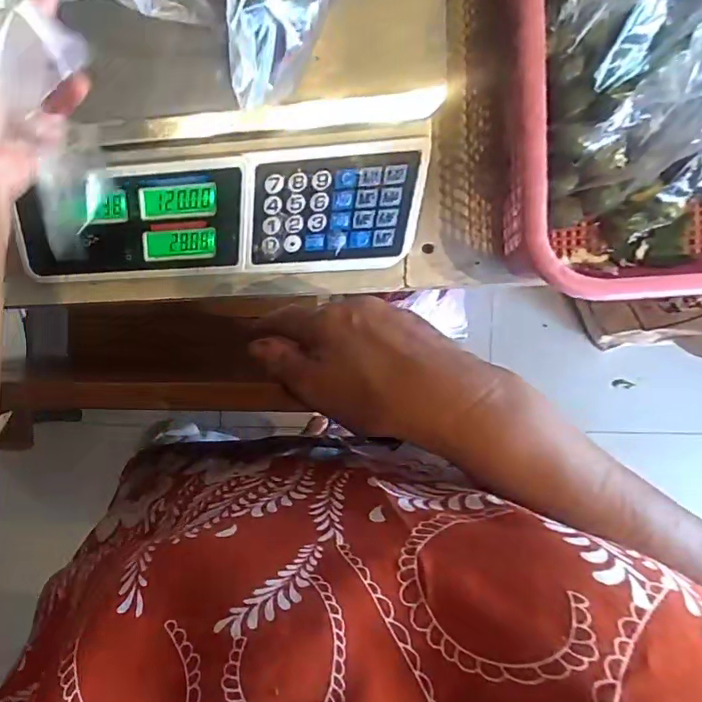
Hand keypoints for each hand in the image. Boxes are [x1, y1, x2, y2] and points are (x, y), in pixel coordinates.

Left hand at [0, 0, 91, 230]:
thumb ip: (7, 26)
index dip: (23, 17)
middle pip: (21, 68)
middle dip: (46, 56)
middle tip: (70, 41)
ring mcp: (3, 130)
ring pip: (38, 102)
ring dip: (59, 92)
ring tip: (82, 84)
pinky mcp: (22, 157)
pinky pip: (45, 136)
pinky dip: (56, 127)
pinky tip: (65, 121)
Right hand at [248, 297, 516, 451]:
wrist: (449, 396)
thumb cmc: (372, 397)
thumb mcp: (316, 388)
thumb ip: (283, 363)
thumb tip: (257, 344)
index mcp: (323, 320)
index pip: (282, 318)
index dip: (264, 328)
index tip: (252, 336)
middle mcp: (352, 305)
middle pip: (316, 319)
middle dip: (302, 338)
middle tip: (296, 364)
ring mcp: (386, 310)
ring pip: (347, 323)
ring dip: (334, 340)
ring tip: (336, 368)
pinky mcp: (413, 323)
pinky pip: (373, 329)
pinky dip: (361, 343)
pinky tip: (371, 365)